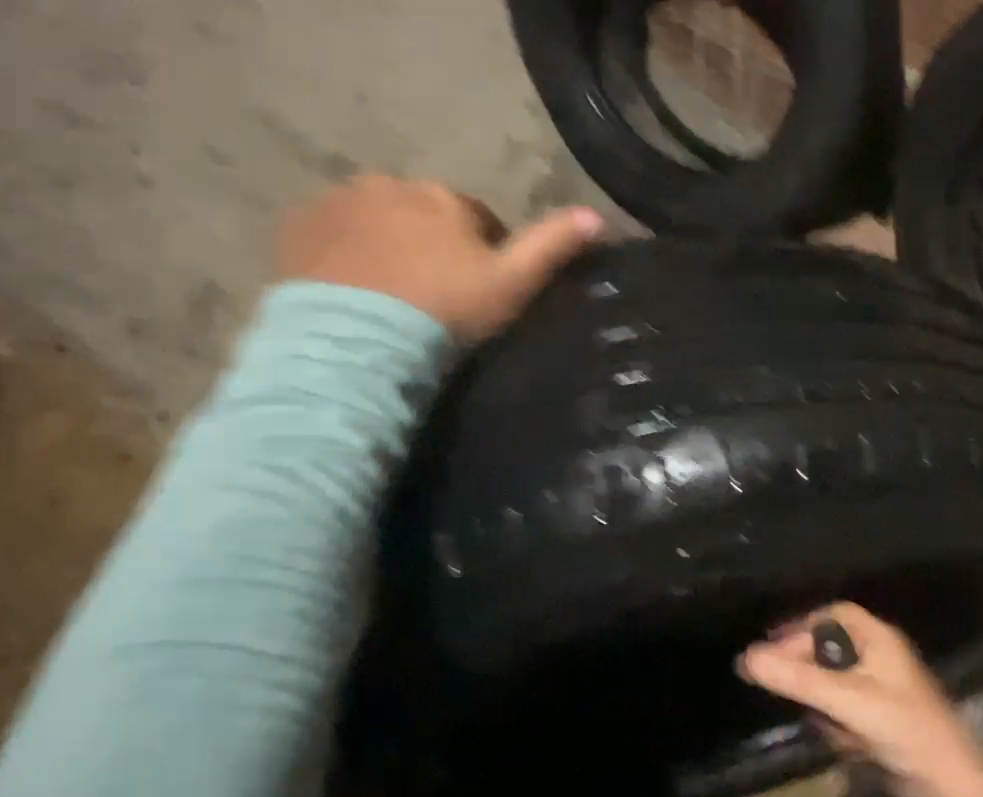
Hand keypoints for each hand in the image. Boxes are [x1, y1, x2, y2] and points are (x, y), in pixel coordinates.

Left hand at [274, 174, 603, 340]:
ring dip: (388, 247)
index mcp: (443, 197)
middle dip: (430, 245)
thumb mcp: (514, 284)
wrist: (360, 338)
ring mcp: (335, 201)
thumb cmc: (448, 310)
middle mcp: (388, 184)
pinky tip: (359, 293)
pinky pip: (332, 235)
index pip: (476, 219)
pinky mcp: (296, 226)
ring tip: (395, 298)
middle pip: (421, 215)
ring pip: (376, 222)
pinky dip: (346, 255)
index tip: (481, 293)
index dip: (484, 255)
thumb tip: (598, 215)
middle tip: (436, 298)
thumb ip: (553, 246)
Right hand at [738, 603, 982, 796]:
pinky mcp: (879, 715)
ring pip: (834, 678)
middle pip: (830, 646)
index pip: (834, 616)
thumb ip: (801, 679)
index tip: (769, 651)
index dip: (800, 628)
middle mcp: (880, 656)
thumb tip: (748, 657)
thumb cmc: (904, 729)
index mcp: (880, 640)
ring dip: (818, 695)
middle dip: (803, 664)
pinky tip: (834, 736)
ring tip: (809, 715)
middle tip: (773, 682)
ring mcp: (881, 687)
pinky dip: (833, 718)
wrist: (945, 779)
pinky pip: (844, 707)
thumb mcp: (849, 701)